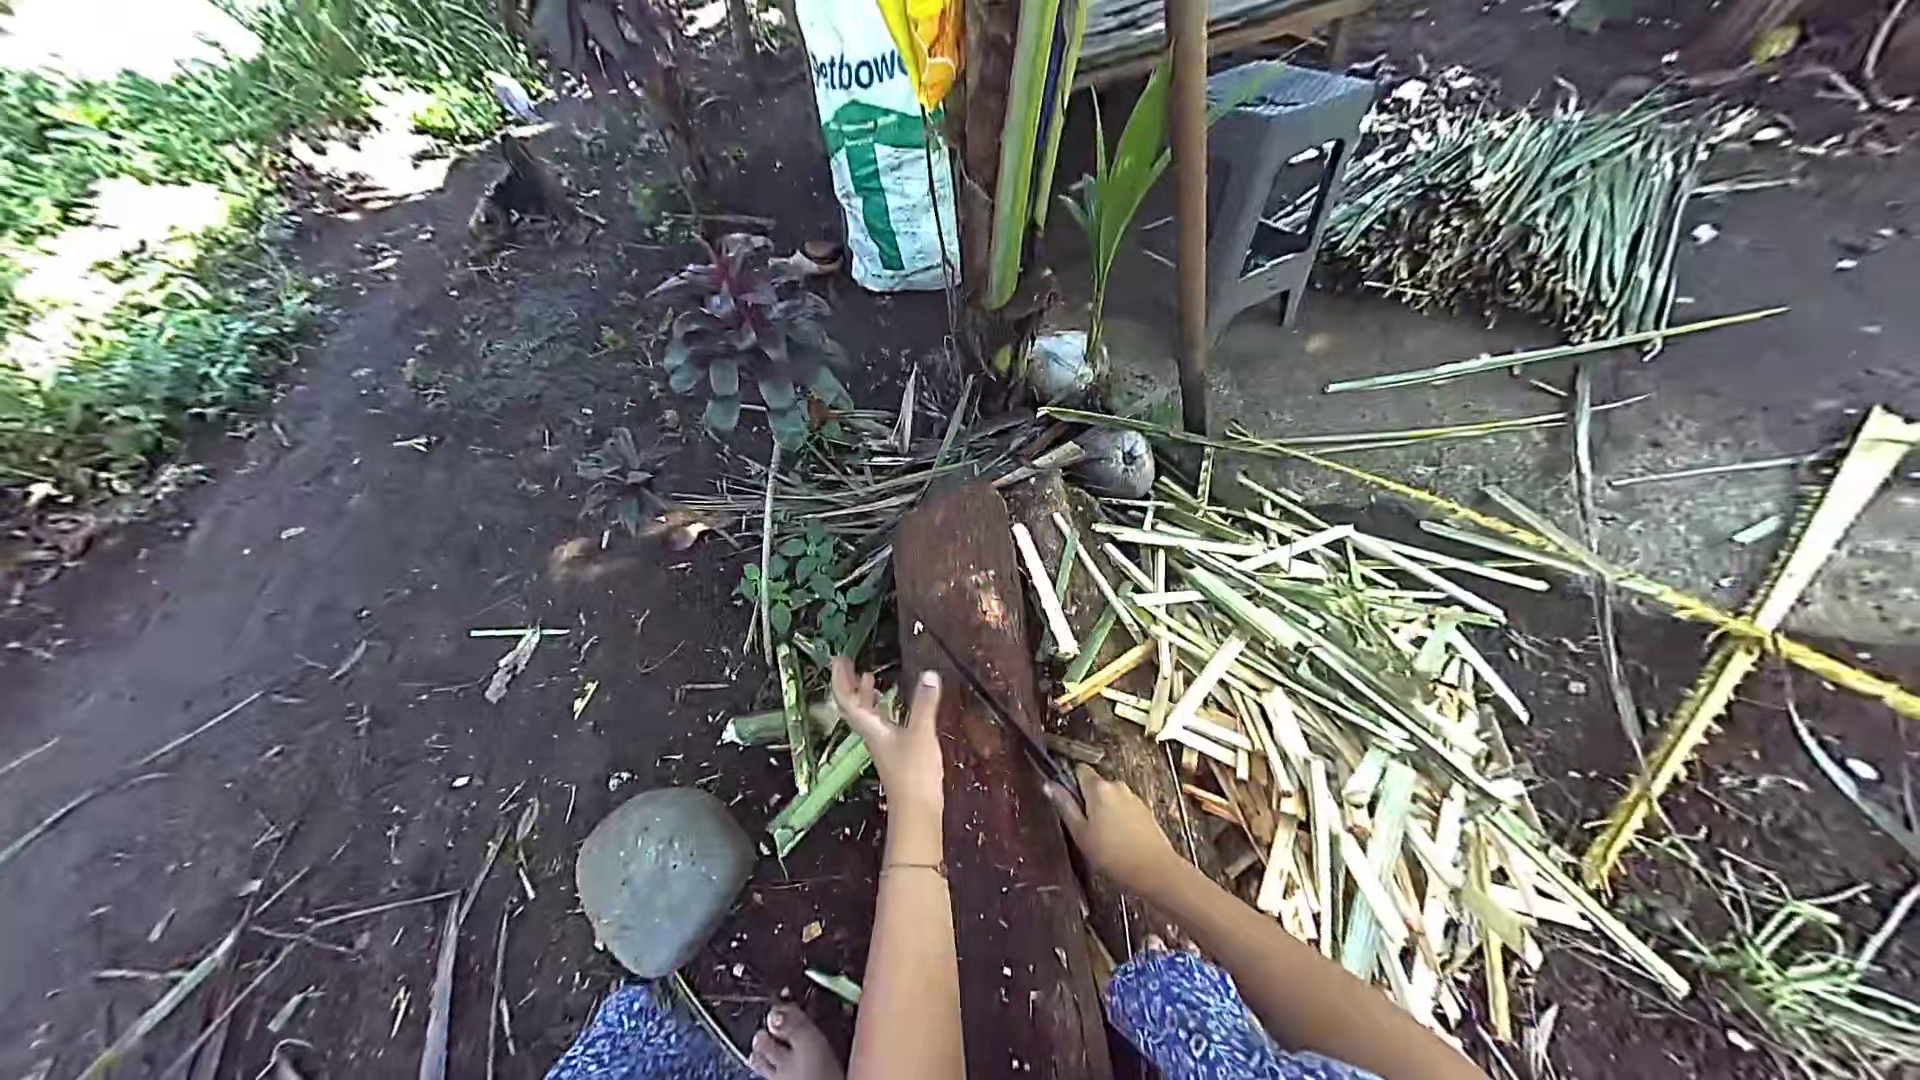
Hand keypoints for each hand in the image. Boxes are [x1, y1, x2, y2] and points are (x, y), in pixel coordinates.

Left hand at [831, 656, 944, 819]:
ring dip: (863, 694)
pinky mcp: (894, 751)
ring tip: (867, 676)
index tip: (838, 660)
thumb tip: (930, 674)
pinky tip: (892, 703)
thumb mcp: (921, 733)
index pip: (847, 700)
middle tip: (846, 662)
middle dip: (847, 683)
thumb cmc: (914, 772)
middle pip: (852, 706)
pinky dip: (881, 707)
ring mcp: (882, 744)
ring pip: (865, 715)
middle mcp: (871, 734)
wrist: (917, 811)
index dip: (840, 679)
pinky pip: (880, 722)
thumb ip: (925, 703)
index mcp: (871, 728)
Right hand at [1047, 765, 1184, 895]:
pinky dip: (1119, 819)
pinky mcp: (1145, 810)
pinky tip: (1120, 842)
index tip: (1070, 804)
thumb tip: (1049, 785)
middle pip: (1095, 785)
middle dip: (1088, 801)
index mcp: (1098, 787)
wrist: (1156, 871)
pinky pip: (1124, 808)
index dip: (1071, 783)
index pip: (1079, 769)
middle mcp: (1117, 785)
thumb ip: (1065, 805)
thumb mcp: (1080, 833)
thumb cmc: (1112, 854)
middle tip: (1086, 828)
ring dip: (1104, 811)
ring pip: (1110, 798)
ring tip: (1104, 840)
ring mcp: (1133, 797)